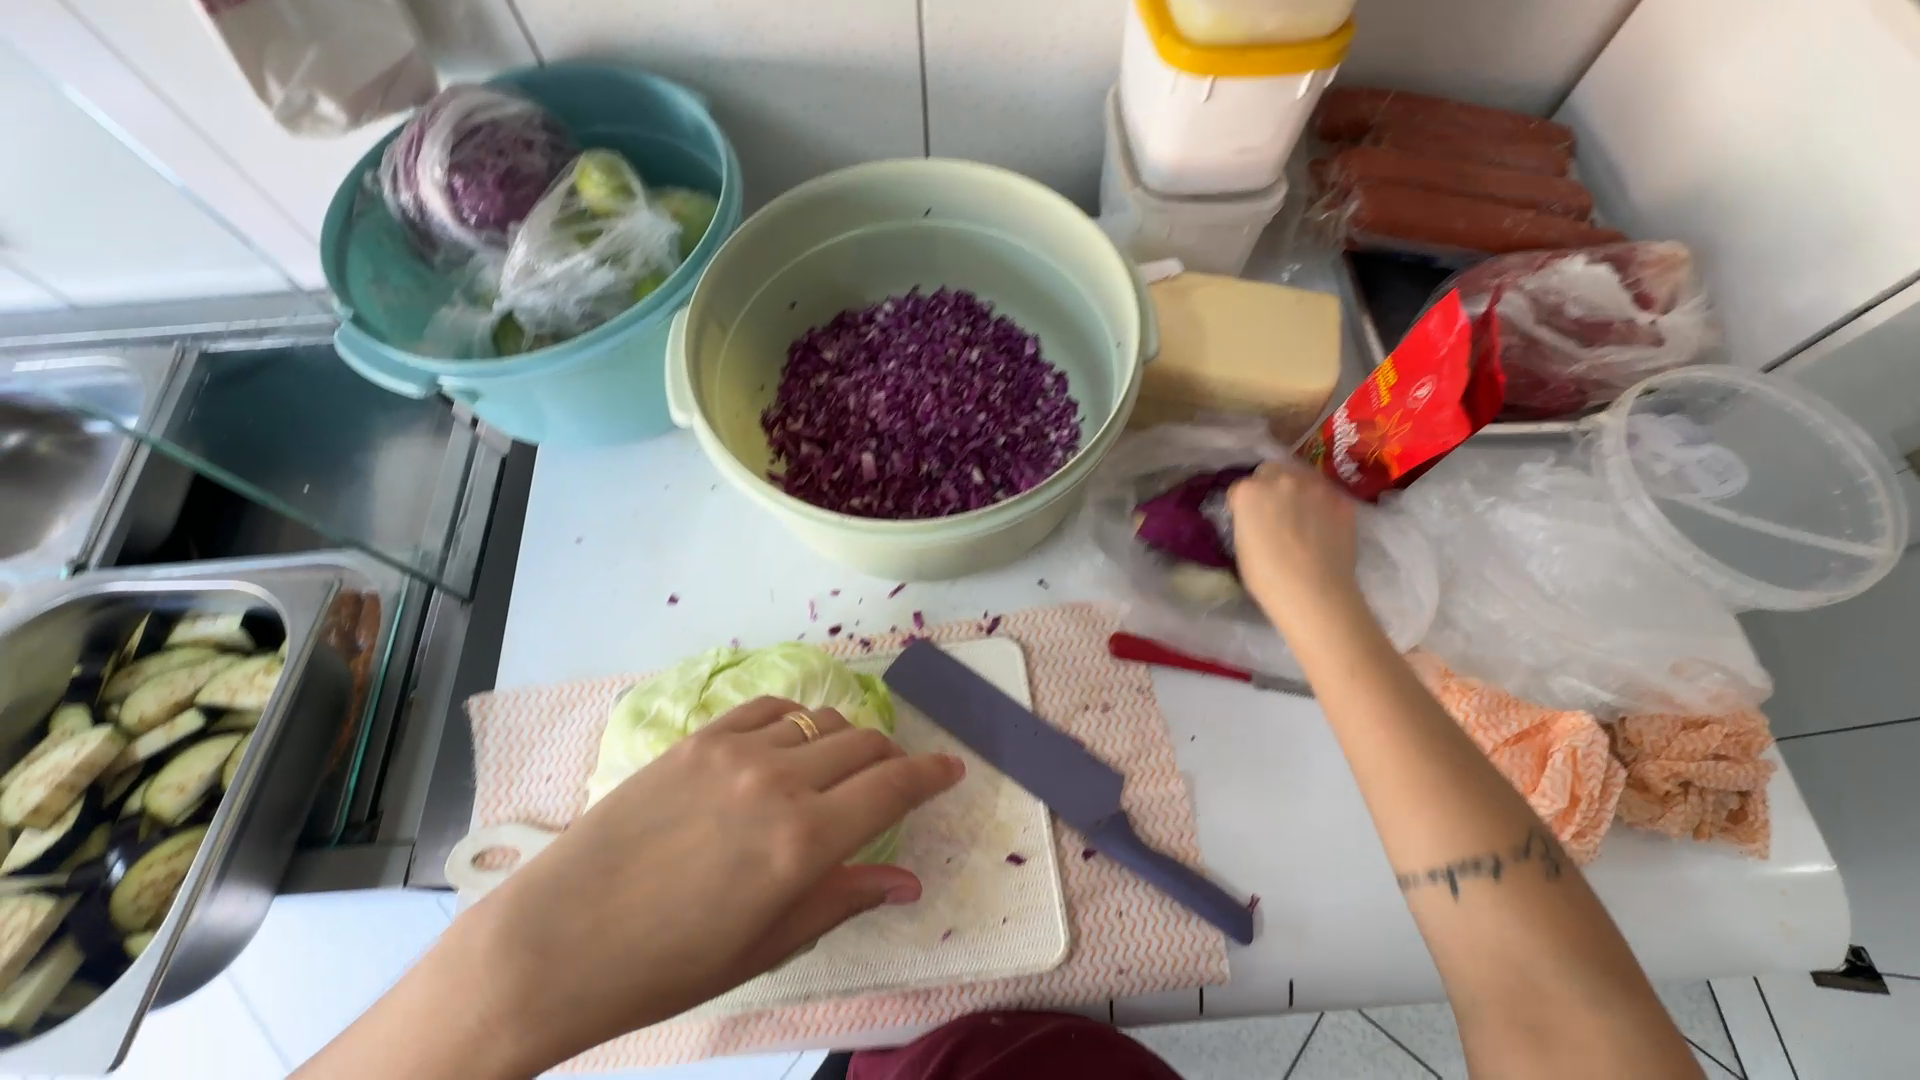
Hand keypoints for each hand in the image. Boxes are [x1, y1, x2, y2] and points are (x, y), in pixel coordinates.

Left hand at [399, 697, 962, 1076]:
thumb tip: (908, 883)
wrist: (557, 941)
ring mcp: (733, 752)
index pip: (893, 788)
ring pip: (819, 721)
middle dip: (891, 760)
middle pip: (863, 745)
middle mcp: (778, 782)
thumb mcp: (767, 944)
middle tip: (893, 780)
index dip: (932, 775)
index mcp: (804, 841)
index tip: (952, 769)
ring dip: (843, 740)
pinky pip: (766, 709)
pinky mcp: (695, 740)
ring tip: (836, 767)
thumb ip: (844, 898)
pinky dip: (793, 719)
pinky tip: (789, 740)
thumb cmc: (669, 964)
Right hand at [1228, 463, 1361, 625]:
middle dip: (1268, 486)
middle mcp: (1282, 479)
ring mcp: (1316, 486)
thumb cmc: (1267, 577)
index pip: (1240, 488)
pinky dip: (1322, 503)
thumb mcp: (1241, 545)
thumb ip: (1247, 520)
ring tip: (1301, 514)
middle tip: (1273, 511)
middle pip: (1271, 471)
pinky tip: (1323, 524)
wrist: (1315, 593)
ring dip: (1297, 489)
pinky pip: (1327, 493)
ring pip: (1302, 476)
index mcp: (1249, 491)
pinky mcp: (1342, 499)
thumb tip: (1255, 517)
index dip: (1241, 504)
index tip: (1245, 519)